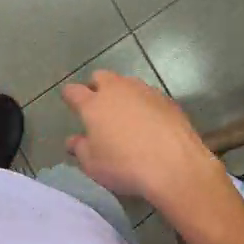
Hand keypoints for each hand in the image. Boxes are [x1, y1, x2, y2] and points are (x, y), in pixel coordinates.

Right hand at [62, 71, 227, 213]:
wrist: (173, 163)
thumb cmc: (124, 166)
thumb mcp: (94, 165)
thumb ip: (81, 148)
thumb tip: (74, 140)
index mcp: (94, 104)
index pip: (74, 91)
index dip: (70, 95)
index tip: (69, 100)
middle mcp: (117, 89)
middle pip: (101, 77)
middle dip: (96, 87)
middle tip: (99, 107)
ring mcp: (143, 90)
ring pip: (126, 83)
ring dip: (122, 94)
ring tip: (126, 116)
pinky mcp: (165, 98)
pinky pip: (147, 94)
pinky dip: (143, 103)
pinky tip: (149, 122)